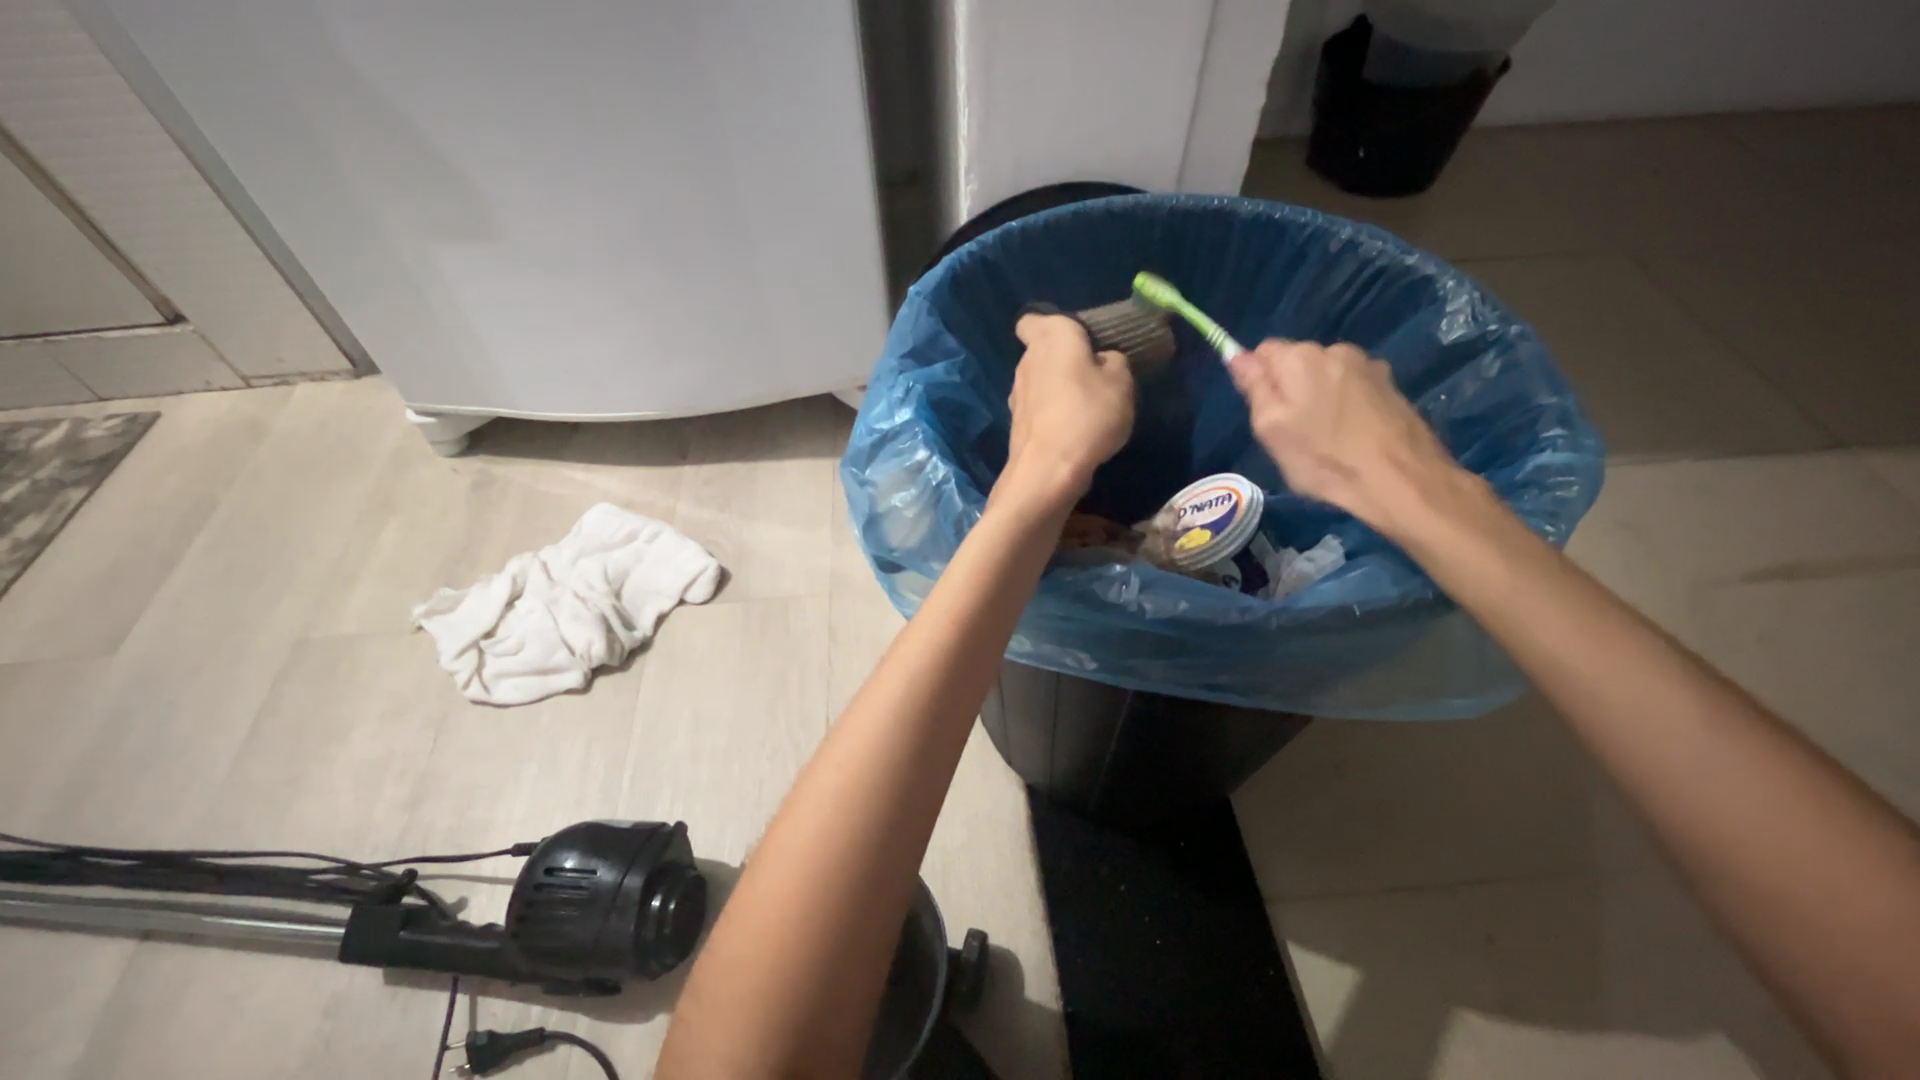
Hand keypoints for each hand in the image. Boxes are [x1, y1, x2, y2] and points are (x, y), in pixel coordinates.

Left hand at [999, 313, 1134, 507]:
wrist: (1048, 469)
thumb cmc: (1088, 413)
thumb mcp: (1121, 382)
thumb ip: (1114, 362)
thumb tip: (1102, 361)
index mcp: (1051, 337)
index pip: (1033, 319)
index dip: (1052, 326)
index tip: (1078, 341)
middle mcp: (1026, 361)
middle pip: (1042, 352)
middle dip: (1064, 360)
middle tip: (1096, 376)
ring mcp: (1017, 395)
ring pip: (1040, 382)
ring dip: (1059, 390)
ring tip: (1089, 409)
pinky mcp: (1017, 425)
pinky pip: (1039, 410)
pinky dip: (1053, 415)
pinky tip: (1075, 432)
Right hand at [1229, 339, 1464, 537]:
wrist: (1399, 480)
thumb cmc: (1323, 458)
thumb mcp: (1271, 429)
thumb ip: (1254, 387)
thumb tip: (1238, 356)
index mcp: (1299, 357)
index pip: (1263, 350)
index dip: (1256, 377)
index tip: (1260, 410)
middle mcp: (1335, 350)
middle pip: (1297, 361)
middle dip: (1289, 387)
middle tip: (1291, 430)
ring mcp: (1369, 366)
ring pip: (1327, 374)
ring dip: (1320, 395)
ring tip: (1324, 435)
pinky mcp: (1391, 385)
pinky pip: (1353, 387)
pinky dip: (1346, 404)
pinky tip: (1351, 434)